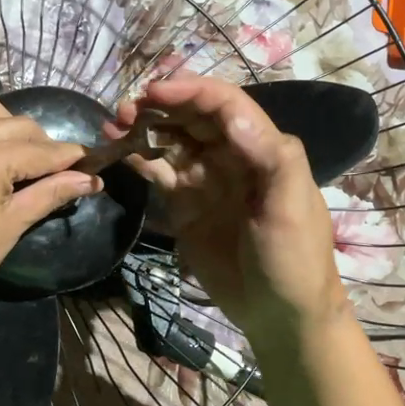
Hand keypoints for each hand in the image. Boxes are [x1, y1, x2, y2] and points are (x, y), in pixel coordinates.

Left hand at [0, 95, 100, 315]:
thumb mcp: (14, 223)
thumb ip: (52, 193)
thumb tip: (92, 179)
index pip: (42, 150)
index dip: (71, 158)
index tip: (94, 164)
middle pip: (20, 125)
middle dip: (44, 145)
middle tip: (60, 172)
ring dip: (11, 126)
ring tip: (23, 158)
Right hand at [114, 73, 348, 345]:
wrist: (279, 313)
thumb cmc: (292, 259)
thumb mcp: (290, 209)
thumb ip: (270, 159)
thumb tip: (233, 119)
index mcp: (262, 149)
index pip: (224, 105)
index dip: (189, 92)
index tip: (151, 93)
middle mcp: (232, 156)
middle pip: (191, 117)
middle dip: (158, 107)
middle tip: (122, 113)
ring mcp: (205, 180)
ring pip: (171, 141)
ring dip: (142, 129)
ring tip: (112, 128)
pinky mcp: (184, 204)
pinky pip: (159, 171)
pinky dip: (138, 158)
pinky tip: (117, 152)